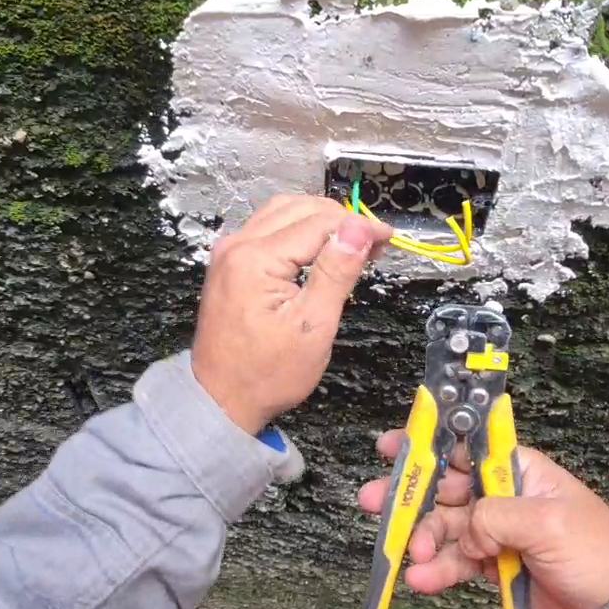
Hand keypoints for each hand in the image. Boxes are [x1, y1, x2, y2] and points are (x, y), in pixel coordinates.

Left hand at [192, 195, 393, 434]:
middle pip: (299, 208)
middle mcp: (236, 245)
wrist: (220, 400)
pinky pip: (267, 228)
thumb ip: (336, 272)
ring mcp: (228, 252)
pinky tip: (319, 249)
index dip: (358, 225)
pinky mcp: (229, 262)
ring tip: (351, 243)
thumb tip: (360, 228)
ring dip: (319, 220)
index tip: (388, 237)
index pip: (318, 222)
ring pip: (282, 212)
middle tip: (373, 242)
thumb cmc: (267, 374)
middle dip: (341, 219)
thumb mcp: (313, 326)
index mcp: (255, 259)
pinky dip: (297, 230)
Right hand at [357, 434, 608, 608]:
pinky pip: (457, 560)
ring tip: (408, 558)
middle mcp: (503, 494)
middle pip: (446, 488)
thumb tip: (464, 531)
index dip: (427, 444)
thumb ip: (496, 517)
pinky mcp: (495, 563)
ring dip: (423, 539)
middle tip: (374, 501)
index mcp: (519, 470)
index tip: (391, 447)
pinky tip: (420, 578)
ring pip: (446, 527)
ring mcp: (498, 531)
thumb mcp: (548, 524)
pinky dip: (438, 568)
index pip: (466, 447)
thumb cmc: (595, 553)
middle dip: (410, 496)